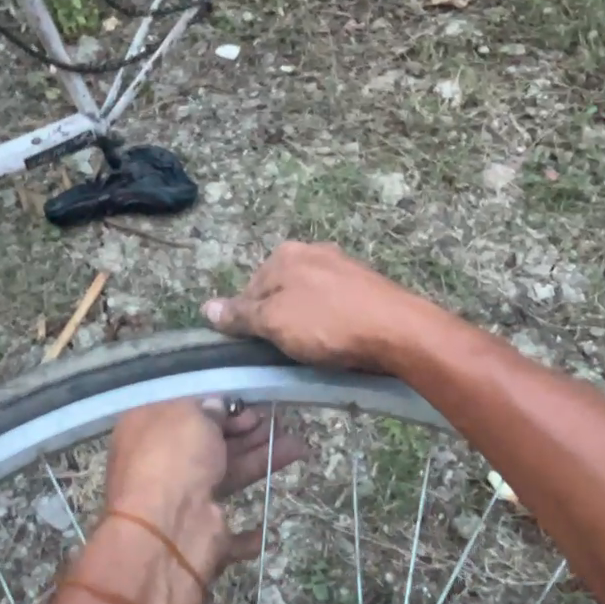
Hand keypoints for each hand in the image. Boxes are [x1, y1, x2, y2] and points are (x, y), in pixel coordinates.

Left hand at [106, 398, 308, 577]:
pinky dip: (249, 535)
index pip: (186, 413)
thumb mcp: (191, 416)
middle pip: (211, 445)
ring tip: (296, 447)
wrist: (168, 530)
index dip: (218, 406)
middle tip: (276, 422)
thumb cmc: (174, 458)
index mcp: (147, 432)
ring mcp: (181, 502)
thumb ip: (208, 408)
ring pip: (227, 477)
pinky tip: (269, 527)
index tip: (246, 404)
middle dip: (247, 433)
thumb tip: (215, 406)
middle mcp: (162, 465)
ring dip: (260, 461)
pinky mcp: (201, 535)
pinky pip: (231, 536)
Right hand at [201, 242, 439, 371]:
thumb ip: (240, 315)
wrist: (398, 331)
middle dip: (280, 321)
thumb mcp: (274, 323)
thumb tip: (206, 307)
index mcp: (284, 255)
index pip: (249, 290)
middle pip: (279, 292)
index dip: (249, 323)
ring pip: (308, 300)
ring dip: (306, 324)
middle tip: (288, 352)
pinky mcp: (366, 284)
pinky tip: (340, 342)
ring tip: (316, 350)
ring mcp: (342, 266)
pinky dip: (332, 323)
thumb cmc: (328, 325)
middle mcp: (312, 251)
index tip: (258, 348)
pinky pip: (335, 306)